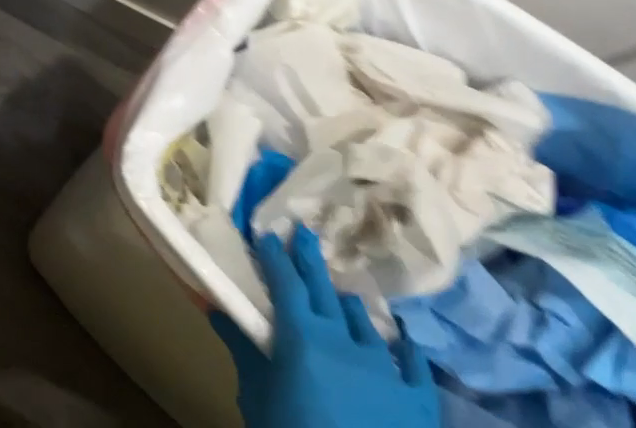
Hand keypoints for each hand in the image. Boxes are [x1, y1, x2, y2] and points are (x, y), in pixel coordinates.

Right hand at [210, 228, 439, 427]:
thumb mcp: (256, 395)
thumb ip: (242, 350)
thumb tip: (217, 311)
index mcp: (302, 336)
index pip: (286, 283)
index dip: (276, 257)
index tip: (268, 233)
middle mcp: (345, 341)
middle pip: (326, 292)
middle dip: (311, 261)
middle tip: (305, 234)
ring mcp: (386, 370)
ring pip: (367, 324)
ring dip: (351, 306)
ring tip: (344, 294)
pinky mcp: (417, 402)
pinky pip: (415, 367)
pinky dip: (407, 348)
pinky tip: (405, 337)